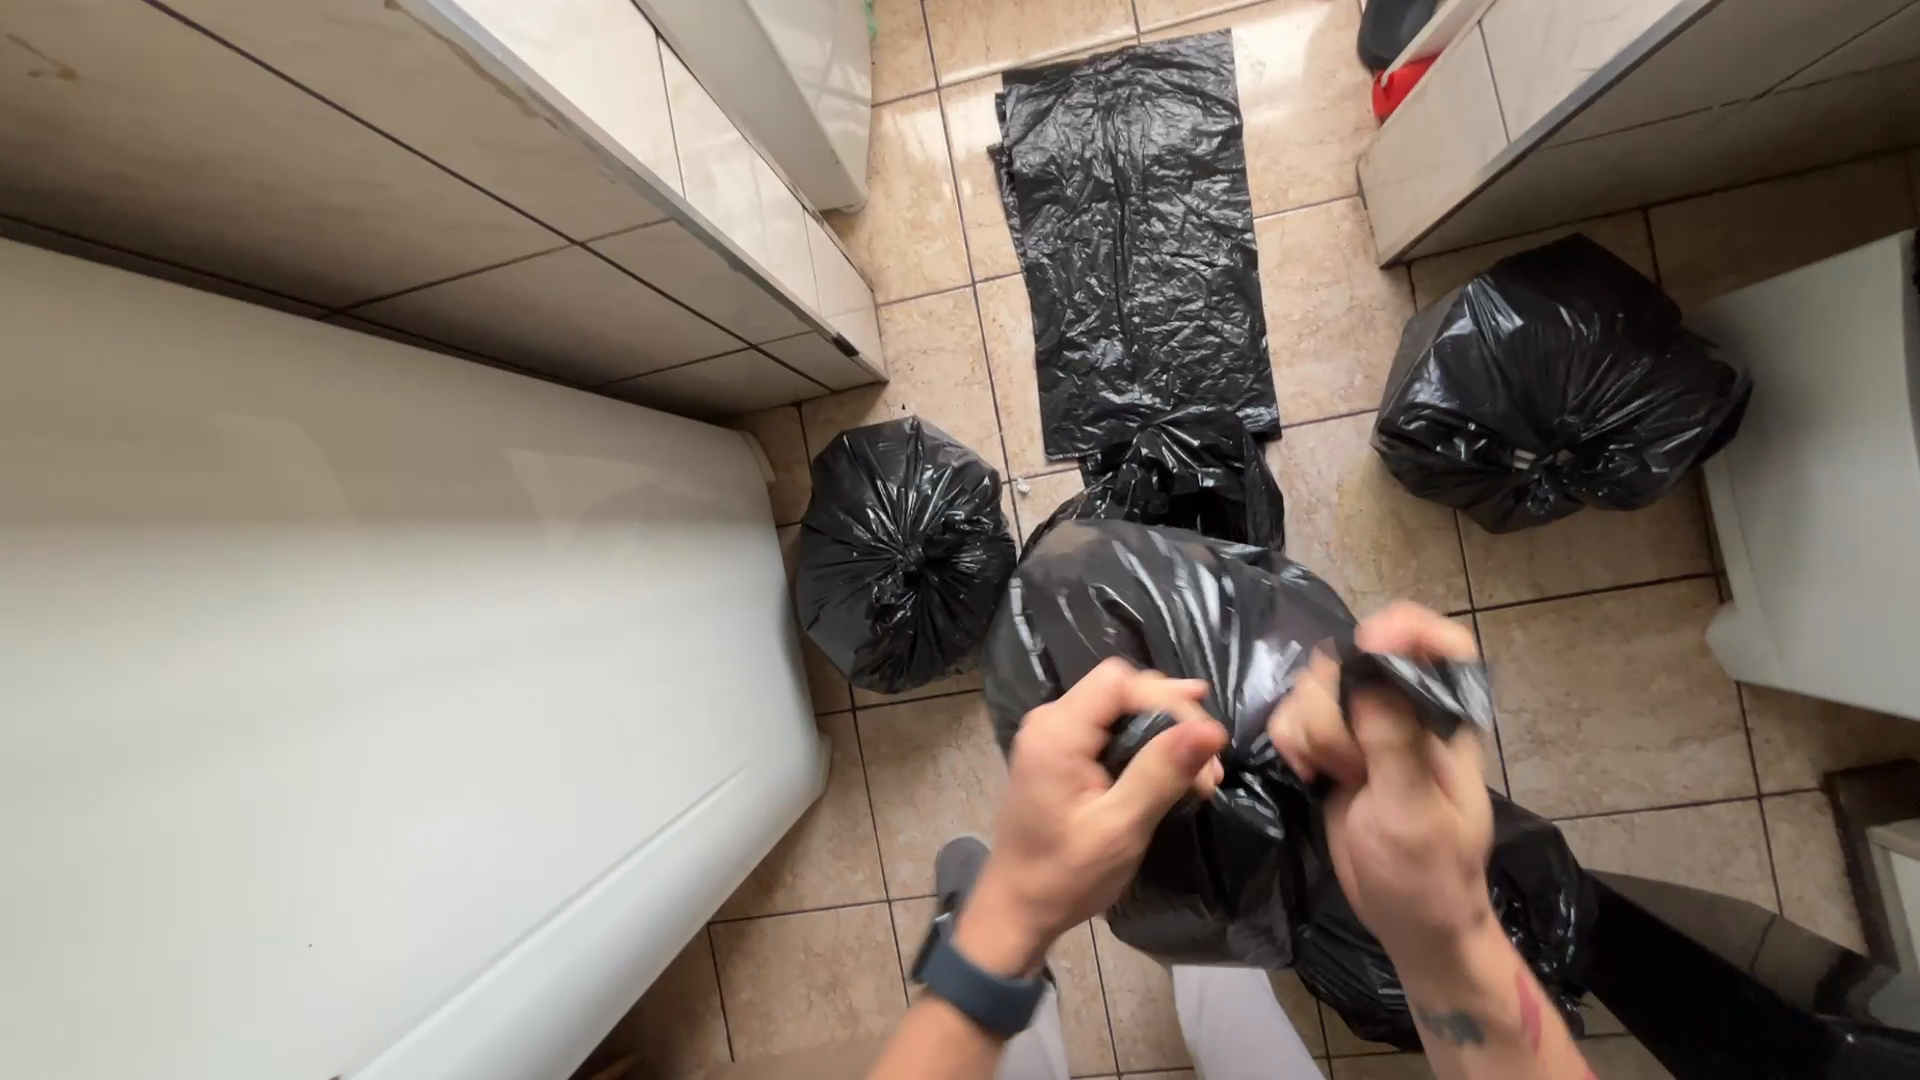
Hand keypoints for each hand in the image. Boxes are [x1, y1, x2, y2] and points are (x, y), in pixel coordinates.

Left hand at [955, 659, 1229, 975]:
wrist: (1017, 906)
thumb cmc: (1065, 874)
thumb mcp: (1120, 828)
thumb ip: (1161, 772)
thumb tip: (1211, 730)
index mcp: (1056, 731)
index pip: (1119, 681)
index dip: (1167, 699)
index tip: (1206, 742)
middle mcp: (1049, 720)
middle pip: (1120, 688)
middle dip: (1171, 716)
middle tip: (1209, 765)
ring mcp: (1051, 733)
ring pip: (1118, 706)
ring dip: (1162, 731)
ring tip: (1200, 772)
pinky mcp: (1059, 750)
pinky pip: (1107, 726)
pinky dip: (1142, 742)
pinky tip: (1171, 768)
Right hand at [1265, 603, 1496, 973]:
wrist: (1407, 921)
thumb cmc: (1428, 874)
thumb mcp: (1413, 812)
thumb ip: (1393, 741)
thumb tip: (1373, 669)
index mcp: (1443, 723)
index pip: (1442, 647)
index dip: (1406, 630)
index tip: (1366, 648)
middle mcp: (1401, 713)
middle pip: (1351, 662)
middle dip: (1330, 707)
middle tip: (1344, 761)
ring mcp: (1361, 729)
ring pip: (1312, 688)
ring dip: (1306, 732)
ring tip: (1328, 775)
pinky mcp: (1328, 747)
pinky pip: (1292, 717)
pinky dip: (1289, 742)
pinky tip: (1306, 775)